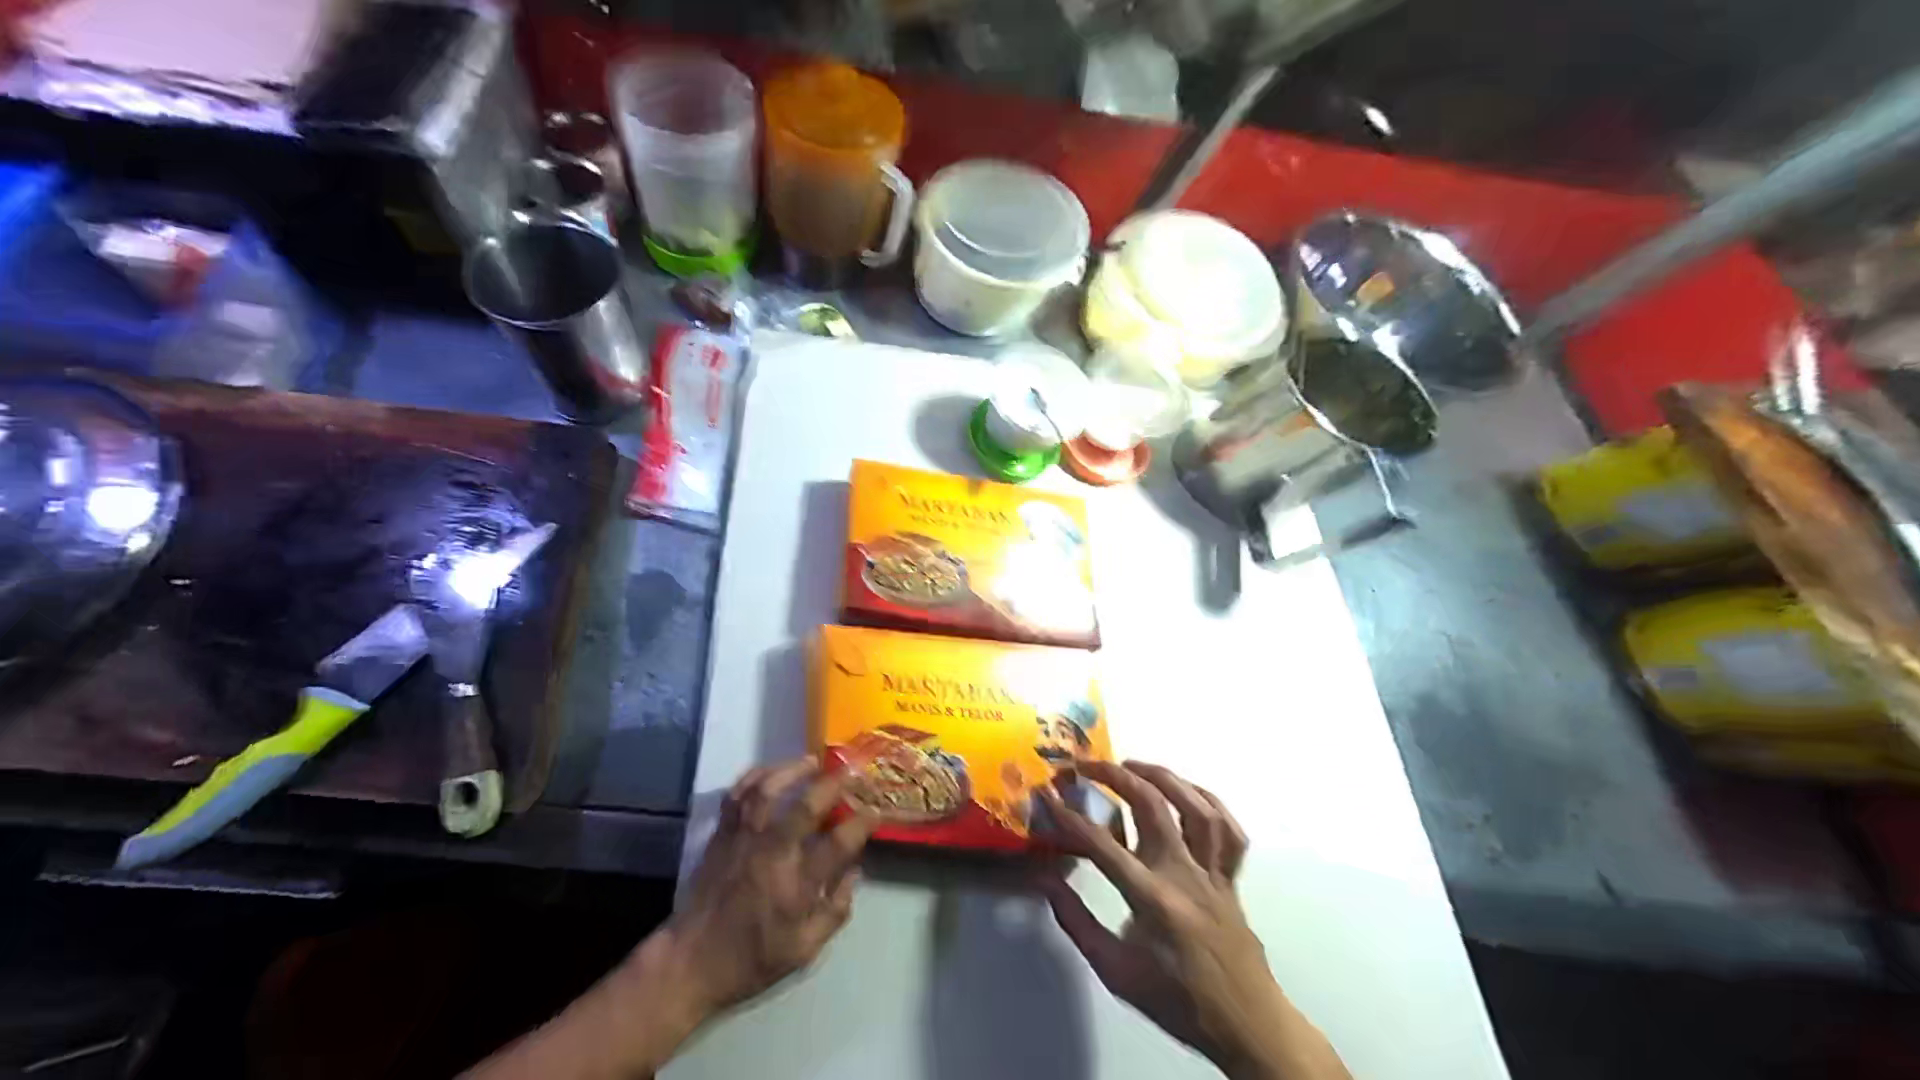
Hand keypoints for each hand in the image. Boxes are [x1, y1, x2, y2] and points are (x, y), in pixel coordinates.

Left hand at [658, 757, 878, 1020]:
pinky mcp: (721, 835)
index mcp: (795, 886)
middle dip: (834, 784)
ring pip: (767, 790)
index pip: (838, 844)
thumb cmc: (751, 960)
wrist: (690, 962)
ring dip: (793, 770)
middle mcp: (770, 855)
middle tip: (852, 771)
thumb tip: (855, 871)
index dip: (862, 823)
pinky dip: (755, 777)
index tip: (875, 810)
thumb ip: (835, 910)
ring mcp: (742, 840)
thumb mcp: (804, 951)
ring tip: (813, 761)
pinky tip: (771, 771)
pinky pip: (737, 795)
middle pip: (805, 807)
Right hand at [1039, 761, 1348, 1079]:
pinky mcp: (1232, 876)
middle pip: (1152, 806)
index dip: (1069, 816)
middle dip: (1115, 776)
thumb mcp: (1115, 971)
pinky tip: (1184, 791)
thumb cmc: (1176, 1001)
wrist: (1246, 1025)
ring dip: (1163, 777)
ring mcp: (1213, 872)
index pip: (1101, 845)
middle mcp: (1184, 875)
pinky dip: (1207, 801)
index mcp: (1152, 899)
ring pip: (1194, 807)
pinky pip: (1228, 829)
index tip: (1047, 795)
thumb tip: (1046, 879)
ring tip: (1134, 765)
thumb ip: (1077, 922)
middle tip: (1087, 765)